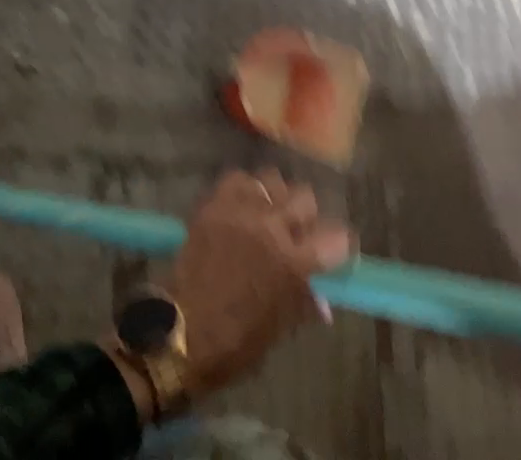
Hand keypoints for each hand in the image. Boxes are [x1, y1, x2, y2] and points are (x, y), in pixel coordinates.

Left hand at [168, 169, 353, 398]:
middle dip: (307, 217)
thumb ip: (304, 302)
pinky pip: (237, 179)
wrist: (179, 334)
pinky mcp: (213, 207)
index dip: (341, 245)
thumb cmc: (235, 341)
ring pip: (274, 180)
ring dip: (276, 197)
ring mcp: (240, 212)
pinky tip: (242, 208)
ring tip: (268, 216)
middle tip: (298, 234)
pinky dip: (244, 189)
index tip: (336, 253)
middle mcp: (271, 229)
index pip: (338, 237)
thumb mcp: (280, 327)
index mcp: (293, 263)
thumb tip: (323, 300)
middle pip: (306, 198)